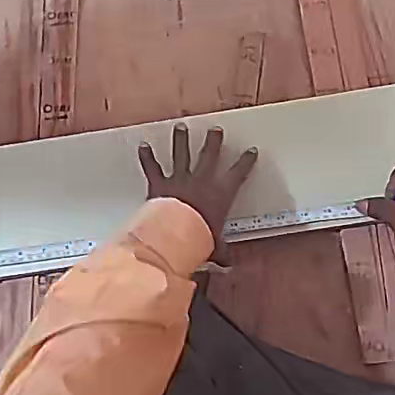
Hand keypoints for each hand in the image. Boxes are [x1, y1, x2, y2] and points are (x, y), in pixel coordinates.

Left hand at [138, 123, 259, 252]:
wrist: (175, 232)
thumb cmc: (199, 237)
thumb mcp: (214, 246)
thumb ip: (220, 253)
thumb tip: (228, 267)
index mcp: (219, 193)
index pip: (238, 173)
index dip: (245, 162)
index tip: (251, 151)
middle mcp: (201, 180)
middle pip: (209, 155)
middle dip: (213, 142)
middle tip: (216, 129)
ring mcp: (179, 179)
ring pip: (181, 154)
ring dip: (181, 140)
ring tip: (180, 126)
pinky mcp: (159, 184)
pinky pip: (152, 168)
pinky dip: (146, 157)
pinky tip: (142, 145)